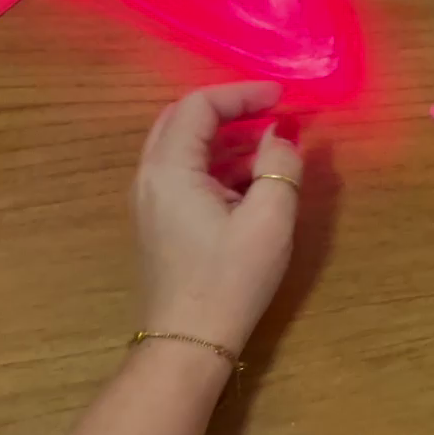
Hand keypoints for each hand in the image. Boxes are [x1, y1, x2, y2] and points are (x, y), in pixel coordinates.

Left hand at [133, 82, 302, 352]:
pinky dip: (220, 166)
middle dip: (230, 110)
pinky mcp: (162, 222)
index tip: (283, 97)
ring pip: (185, 148)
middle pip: (184, 120)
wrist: (189, 341)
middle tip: (272, 113)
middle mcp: (151, 176)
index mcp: (170, 169)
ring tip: (272, 148)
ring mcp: (152, 201)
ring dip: (228, 139)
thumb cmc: (230, 278)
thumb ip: (280, 166)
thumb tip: (282, 132)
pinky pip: (188, 175)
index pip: (199, 106)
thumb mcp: (269, 219)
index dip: (242, 94)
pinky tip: (254, 183)